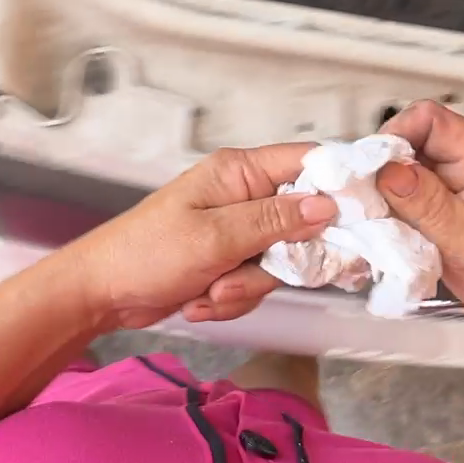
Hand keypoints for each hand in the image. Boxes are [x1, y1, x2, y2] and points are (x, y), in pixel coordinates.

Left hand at [58, 145, 338, 329]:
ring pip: (278, 264)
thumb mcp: (215, 237)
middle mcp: (243, 197)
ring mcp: (237, 232)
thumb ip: (274, 222)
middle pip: (300, 225)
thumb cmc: (146, 253)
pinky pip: (255, 284)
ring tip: (209, 289)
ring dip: (245, 287)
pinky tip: (199, 300)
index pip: (307, 163)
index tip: (360, 217)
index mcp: (239, 173)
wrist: (103, 294)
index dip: (338, 185)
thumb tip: (327, 205)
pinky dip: (230, 299)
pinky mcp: (229, 262)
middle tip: (242, 272)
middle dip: (273, 263)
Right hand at [376, 101, 463, 338]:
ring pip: (409, 159)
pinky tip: (392, 223)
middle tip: (367, 197)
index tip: (370, 169)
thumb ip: (431, 207)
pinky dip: (394, 200)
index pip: (432, 120)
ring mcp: (461, 177)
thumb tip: (390, 170)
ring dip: (387, 184)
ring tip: (379, 215)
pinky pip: (412, 183)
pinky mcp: (449, 194)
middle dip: (385, 162)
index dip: (394, 135)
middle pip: (415, 135)